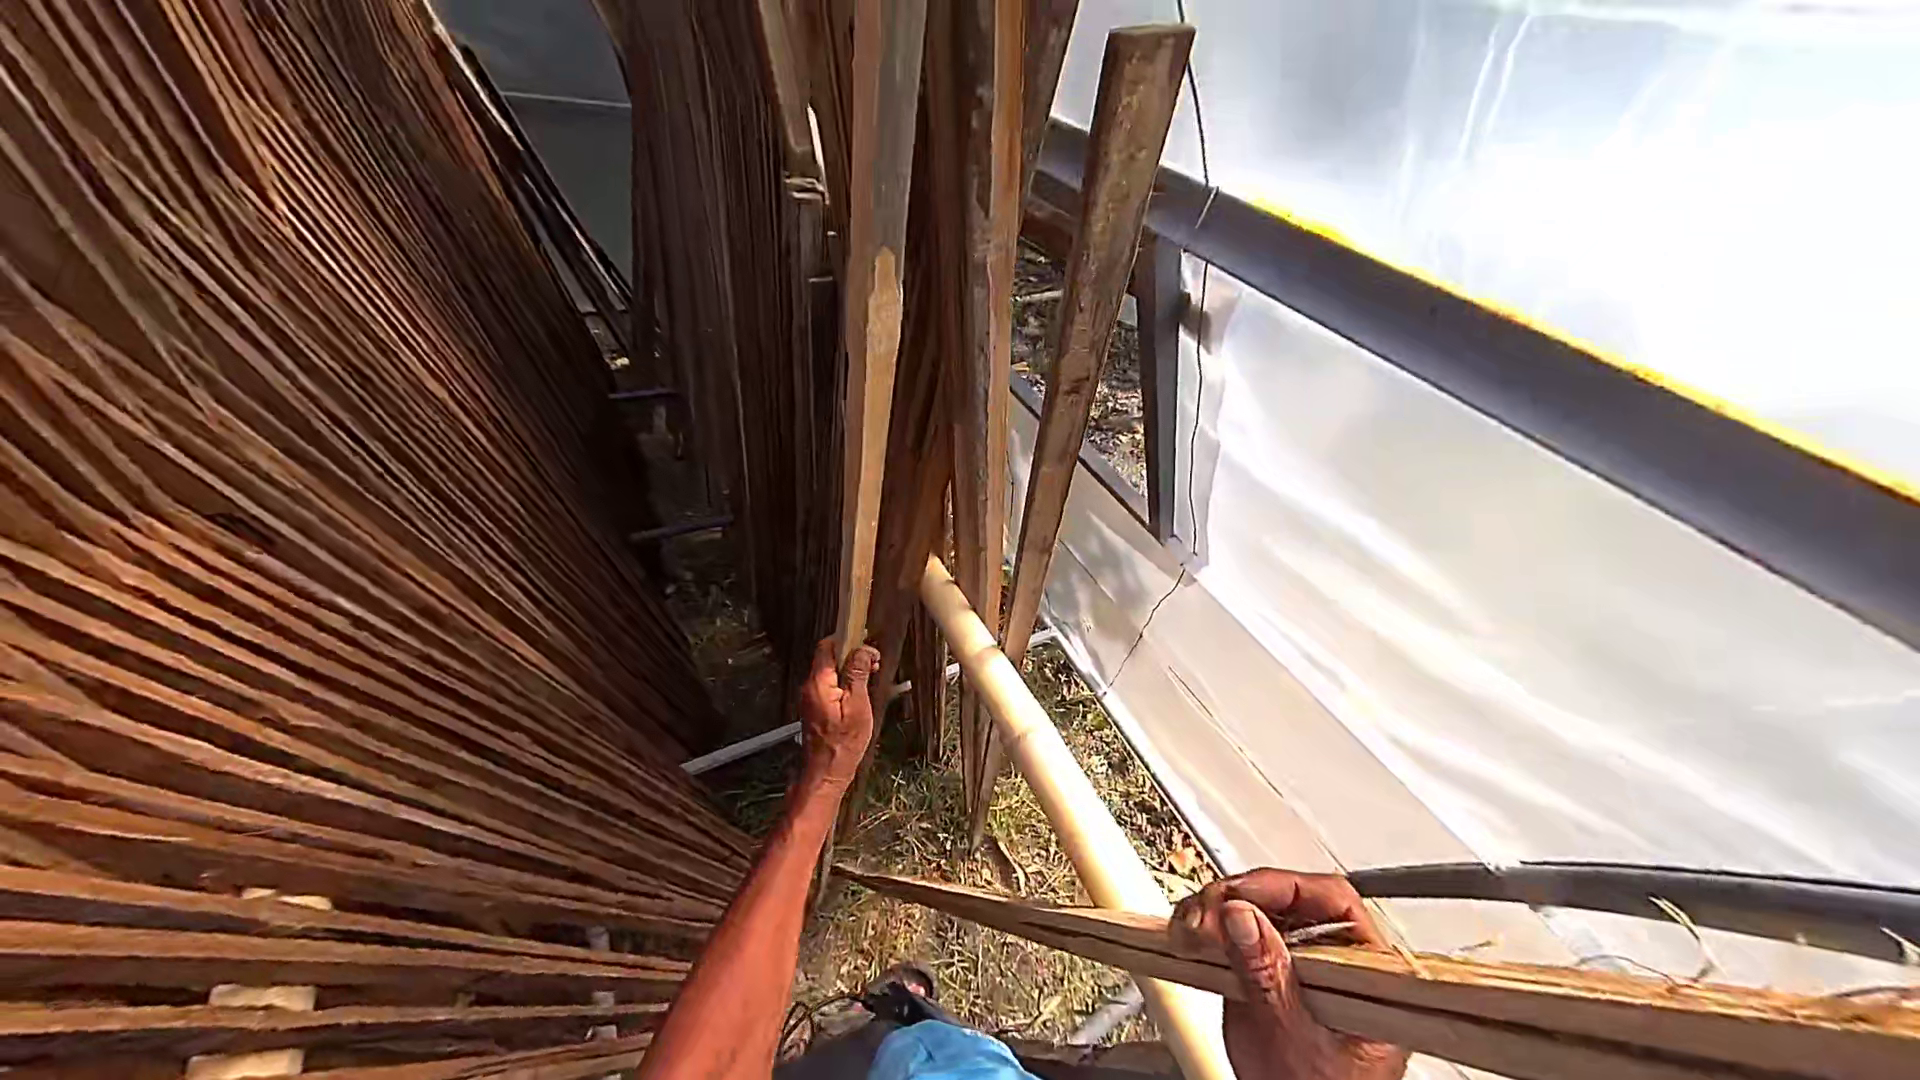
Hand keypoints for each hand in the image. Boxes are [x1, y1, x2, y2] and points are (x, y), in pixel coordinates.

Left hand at [798, 638, 878, 789]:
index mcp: (819, 683)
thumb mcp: (858, 706)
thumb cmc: (843, 744)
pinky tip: (859, 694)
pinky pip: (830, 685)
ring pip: (831, 671)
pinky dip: (845, 683)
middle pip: (829, 657)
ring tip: (870, 679)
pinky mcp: (815, 706)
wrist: (826, 773)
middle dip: (852, 655)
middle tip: (873, 664)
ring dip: (851, 670)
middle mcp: (810, 686)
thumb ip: (858, 675)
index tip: (866, 644)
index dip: (848, 640)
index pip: (827, 645)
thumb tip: (862, 650)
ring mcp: (811, 697)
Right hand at [1172, 869, 1408, 1079]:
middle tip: (1204, 918)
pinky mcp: (1262, 965)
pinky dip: (1204, 925)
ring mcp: (1295, 961)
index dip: (1281, 888)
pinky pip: (1232, 927)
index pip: (1332, 901)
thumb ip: (1268, 979)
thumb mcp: (1294, 1044)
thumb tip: (1241, 915)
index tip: (1238, 896)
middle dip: (1235, 899)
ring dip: (1213, 910)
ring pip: (1253, 907)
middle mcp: (1333, 959)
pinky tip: (1187, 936)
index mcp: (1368, 975)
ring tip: (1189, 930)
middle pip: (1285, 897)